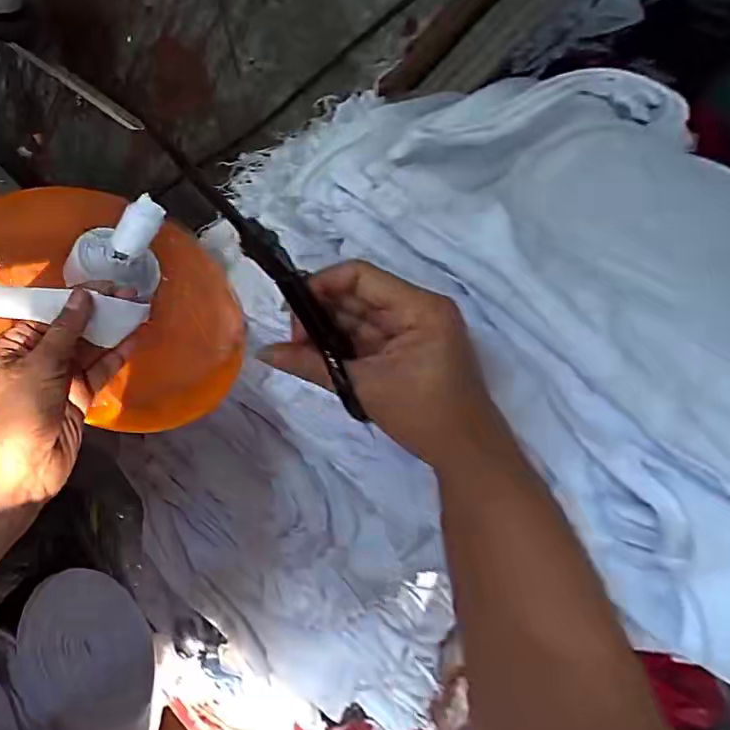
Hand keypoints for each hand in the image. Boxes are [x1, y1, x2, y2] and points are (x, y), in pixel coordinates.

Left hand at [0, 286, 138, 508]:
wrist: (18, 472)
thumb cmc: (16, 413)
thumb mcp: (38, 365)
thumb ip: (64, 330)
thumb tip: (81, 296)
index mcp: (18, 342)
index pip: (50, 310)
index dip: (77, 296)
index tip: (106, 284)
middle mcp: (39, 355)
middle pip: (73, 325)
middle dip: (100, 309)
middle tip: (130, 293)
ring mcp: (60, 376)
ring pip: (90, 345)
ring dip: (112, 328)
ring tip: (138, 308)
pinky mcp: (78, 395)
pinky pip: (99, 369)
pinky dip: (116, 354)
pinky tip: (134, 336)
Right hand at [259, 260, 509, 467]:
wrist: (467, 454)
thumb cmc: (424, 415)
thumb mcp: (361, 386)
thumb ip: (309, 364)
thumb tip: (262, 352)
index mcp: (418, 308)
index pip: (359, 275)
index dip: (320, 285)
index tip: (292, 312)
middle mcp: (415, 308)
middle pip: (353, 292)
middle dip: (317, 310)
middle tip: (292, 338)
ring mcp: (409, 326)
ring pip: (352, 312)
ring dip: (322, 327)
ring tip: (299, 350)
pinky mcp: (401, 344)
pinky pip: (359, 332)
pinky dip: (335, 340)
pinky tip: (314, 354)